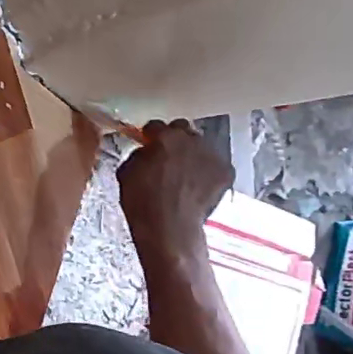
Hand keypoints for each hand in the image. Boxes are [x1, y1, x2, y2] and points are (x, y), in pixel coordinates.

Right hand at [118, 119, 234, 269]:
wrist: (169, 227)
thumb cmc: (143, 203)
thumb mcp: (126, 174)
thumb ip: (137, 156)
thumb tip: (144, 152)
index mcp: (164, 138)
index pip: (155, 126)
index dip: (150, 136)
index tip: (148, 143)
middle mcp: (191, 140)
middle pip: (183, 130)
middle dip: (174, 140)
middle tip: (167, 158)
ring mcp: (212, 155)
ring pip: (201, 147)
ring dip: (192, 155)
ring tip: (183, 176)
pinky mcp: (226, 172)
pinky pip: (215, 165)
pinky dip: (207, 173)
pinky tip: (196, 187)